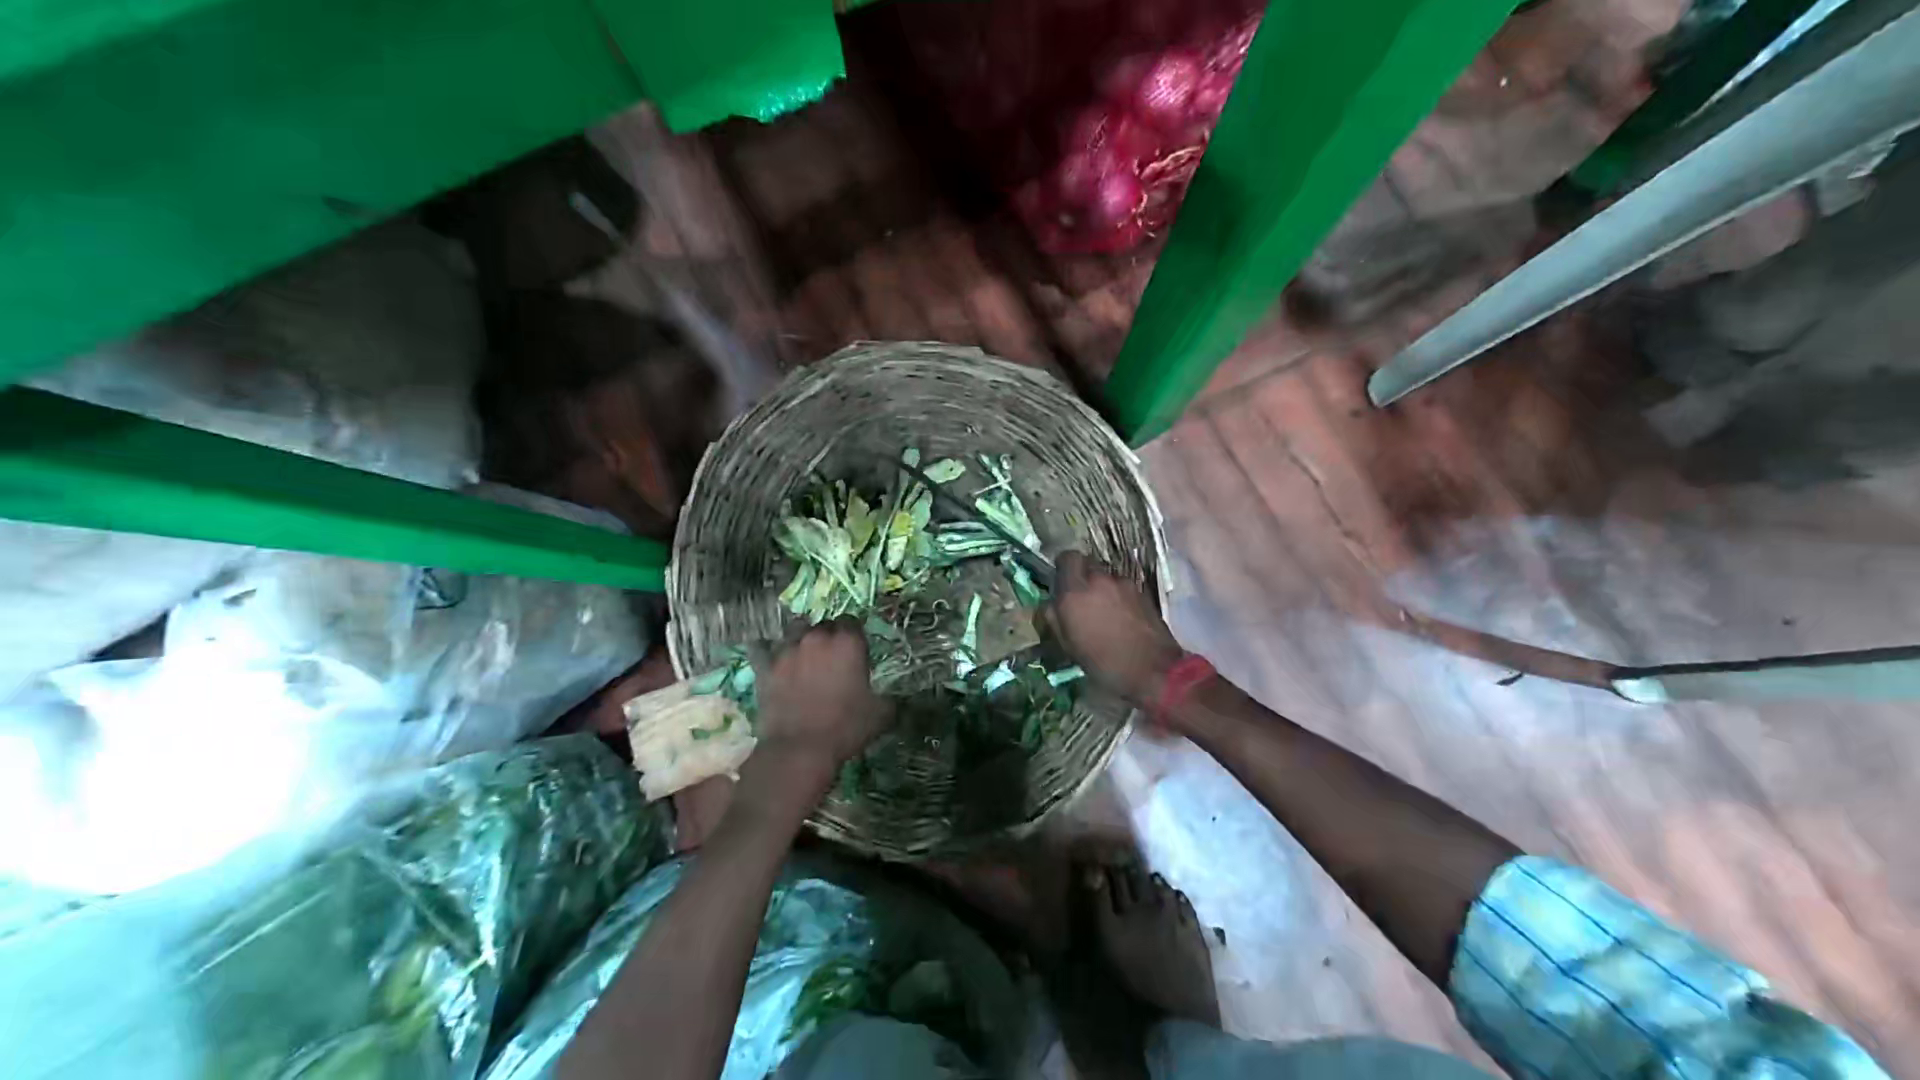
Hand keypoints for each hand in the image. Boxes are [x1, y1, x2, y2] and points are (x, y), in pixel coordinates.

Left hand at [748, 618, 890, 796]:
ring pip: (796, 633)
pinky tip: (778, 665)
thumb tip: (894, 698)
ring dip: (802, 641)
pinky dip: (773, 655)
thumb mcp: (881, 714)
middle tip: (833, 658)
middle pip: (824, 625)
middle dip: (829, 637)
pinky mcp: (765, 666)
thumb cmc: (845, 727)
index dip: (855, 635)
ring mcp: (788, 650)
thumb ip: (890, 698)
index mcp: (847, 642)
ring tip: (806, 659)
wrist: (798, 749)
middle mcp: (817, 638)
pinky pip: (767, 651)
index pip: (852, 621)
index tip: (856, 650)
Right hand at [1044, 552, 1185, 705]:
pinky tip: (1123, 617)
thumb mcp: (1068, 646)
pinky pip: (1123, 587)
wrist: (1153, 670)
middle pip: (1088, 564)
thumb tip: (1050, 604)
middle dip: (1083, 577)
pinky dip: (1119, 596)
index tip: (1063, 582)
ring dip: (1103, 588)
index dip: (1064, 567)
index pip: (1066, 558)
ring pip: (1107, 576)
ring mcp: (1123, 584)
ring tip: (1105, 612)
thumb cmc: (1104, 663)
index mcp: (1074, 592)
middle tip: (1083, 599)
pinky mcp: (1142, 591)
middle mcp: (1098, 581)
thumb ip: (1055, 618)